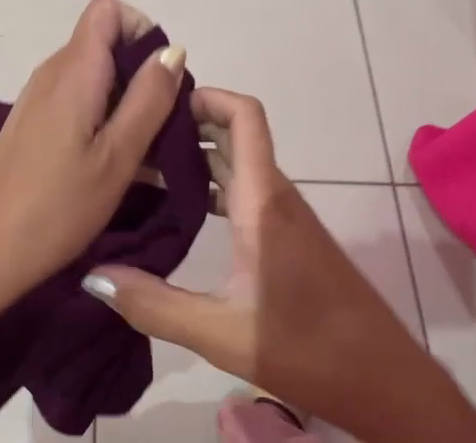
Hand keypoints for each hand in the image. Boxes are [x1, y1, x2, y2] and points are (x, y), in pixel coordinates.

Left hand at [0, 0, 185, 299]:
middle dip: (143, 72)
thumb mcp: (118, 156)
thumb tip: (172, 50)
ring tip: (147, 153)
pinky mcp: (35, 122)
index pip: (108, 10)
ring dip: (128, 101)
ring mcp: (40, 97)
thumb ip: (149, 99)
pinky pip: (80, 100)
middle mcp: (53, 72)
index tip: (162, 80)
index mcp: (74, 70)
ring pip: (96, 75)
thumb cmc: (57, 206)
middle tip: (163, 125)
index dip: (141, 31)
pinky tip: (118, 165)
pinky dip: (106, 119)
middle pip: (105, 42)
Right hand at [86, 89, 475, 441]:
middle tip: (133, 136)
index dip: (208, 95)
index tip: (160, 100)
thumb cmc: (307, 347)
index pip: (244, 117)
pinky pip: (248, 191)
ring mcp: (286, 217)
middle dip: (187, 125)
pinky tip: (181, 214)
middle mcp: (276, 197)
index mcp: (262, 202)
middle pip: (235, 135)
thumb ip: (154, 304)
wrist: (383, 379)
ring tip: (146, 170)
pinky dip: (214, 186)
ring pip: (240, 165)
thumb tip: (92, 274)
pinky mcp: (290, 238)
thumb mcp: (221, 333)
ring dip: (198, 157)